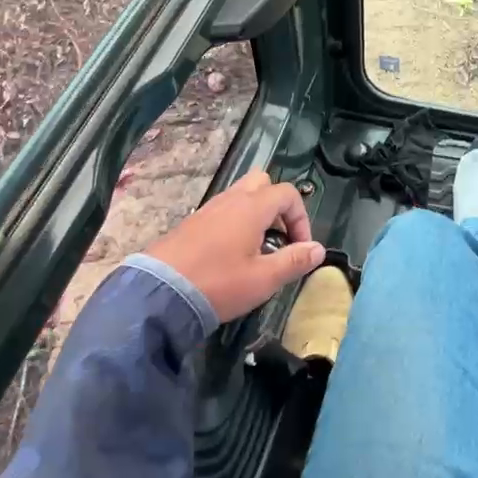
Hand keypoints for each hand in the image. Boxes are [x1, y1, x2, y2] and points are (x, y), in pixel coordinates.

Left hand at [146, 170, 325, 321]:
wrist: (158, 294)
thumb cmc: (218, 284)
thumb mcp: (262, 279)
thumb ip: (294, 261)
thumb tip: (319, 249)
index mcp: (252, 207)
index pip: (287, 194)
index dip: (301, 218)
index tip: (300, 247)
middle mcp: (231, 199)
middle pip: (262, 183)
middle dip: (276, 206)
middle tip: (278, 237)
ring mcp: (208, 209)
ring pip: (239, 195)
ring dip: (254, 213)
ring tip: (255, 248)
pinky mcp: (190, 223)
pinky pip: (221, 211)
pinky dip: (233, 222)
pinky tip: (228, 254)